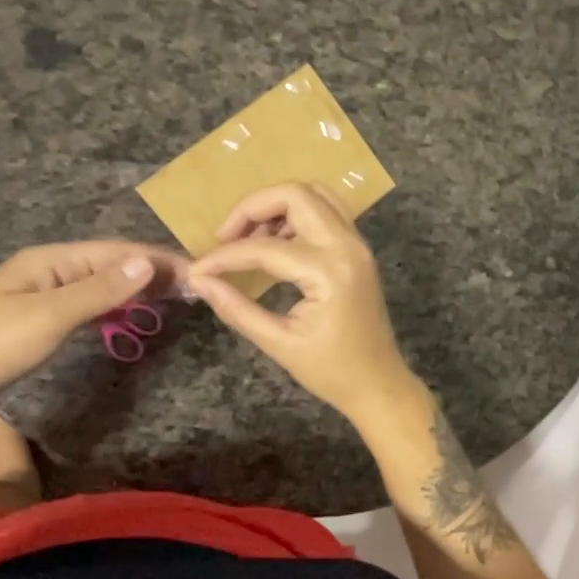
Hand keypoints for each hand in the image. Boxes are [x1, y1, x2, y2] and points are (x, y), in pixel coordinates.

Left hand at [0, 241, 188, 427]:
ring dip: (138, 291)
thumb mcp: (47, 316)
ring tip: (178, 300)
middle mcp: (48, 273)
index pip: (117, 253)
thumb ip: (99, 290)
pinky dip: (116, 311)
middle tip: (199, 288)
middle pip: (111, 266)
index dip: (160, 261)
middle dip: (154, 273)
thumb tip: (147, 261)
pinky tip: (132, 318)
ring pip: (101, 288)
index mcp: (49, 261)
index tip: (201, 272)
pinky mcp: (37, 328)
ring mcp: (41, 300)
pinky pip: (87, 310)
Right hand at [189, 184, 417, 424]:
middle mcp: (347, 247)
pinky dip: (297, 215)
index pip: (265, 248)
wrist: (379, 384)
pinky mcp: (358, 251)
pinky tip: (275, 244)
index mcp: (329, 272)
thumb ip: (237, 308)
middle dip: (253, 208)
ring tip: (249, 239)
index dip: (225, 256)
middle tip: (226, 236)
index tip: (199, 268)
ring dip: (277, 206)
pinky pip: (327, 212)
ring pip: (314, 195)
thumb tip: (199, 280)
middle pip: (295, 195)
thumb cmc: (332, 371)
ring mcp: (357, 245)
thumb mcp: (279, 343)